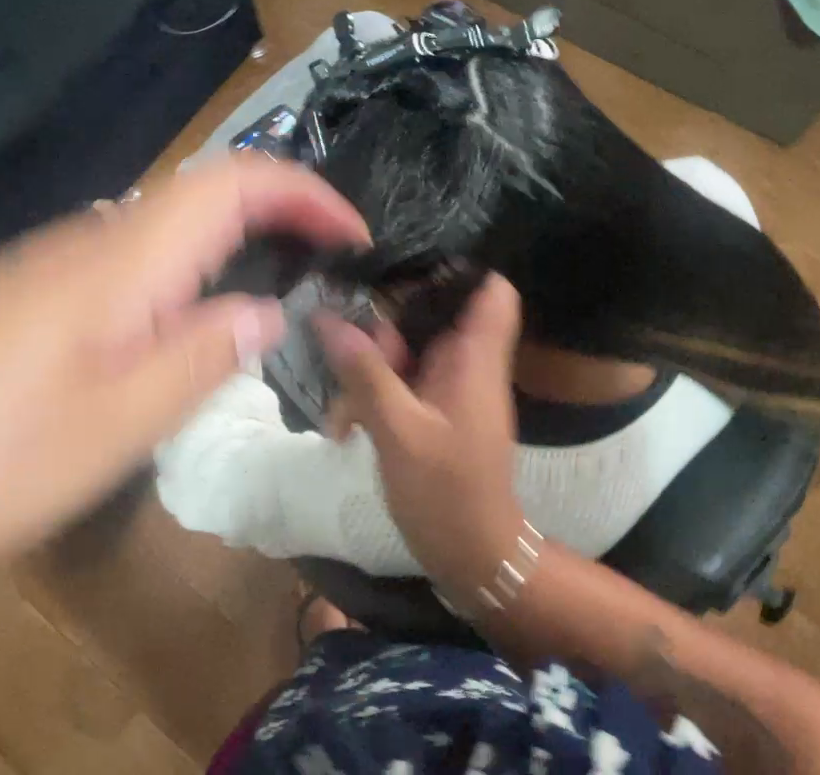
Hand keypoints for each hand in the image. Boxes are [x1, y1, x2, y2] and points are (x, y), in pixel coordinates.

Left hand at [0, 156, 368, 582]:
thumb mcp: (102, 434)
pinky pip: (128, 266)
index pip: (234, 181)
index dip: (308, 191)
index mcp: (119, 262)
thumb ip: (195, 363)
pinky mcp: (21, 293)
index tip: (359, 234)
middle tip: (329, 282)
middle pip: (204, 197)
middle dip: (281, 221)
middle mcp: (88, 242)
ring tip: (272, 314)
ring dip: (232, 254)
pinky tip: (175, 343)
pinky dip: (183, 281)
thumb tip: (267, 312)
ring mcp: (49, 264)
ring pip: (166, 233)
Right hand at [315, 274, 528, 595]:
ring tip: (341, 414)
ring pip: (405, 351)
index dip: (456, 267)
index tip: (400, 264)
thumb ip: (365, 372)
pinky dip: (372, 398)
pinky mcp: (432, 410)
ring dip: (366, 373)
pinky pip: (400, 383)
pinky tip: (345, 428)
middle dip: (381, 331)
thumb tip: (327, 317)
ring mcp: (449, 387)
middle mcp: (466, 363)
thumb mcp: (398, 431)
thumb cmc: (446, 494)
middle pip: (428, 314)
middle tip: (348, 359)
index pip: (491, 289)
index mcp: (475, 359)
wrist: (471, 556)